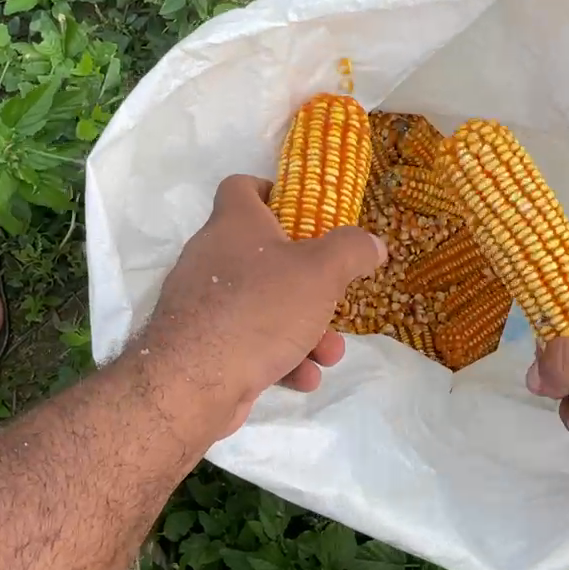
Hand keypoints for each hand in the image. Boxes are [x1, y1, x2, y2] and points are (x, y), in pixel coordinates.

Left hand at [135, 174, 385, 441]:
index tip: (305, 214)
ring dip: (303, 330)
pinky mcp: (201, 345)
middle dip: (310, 285)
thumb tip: (373, 244)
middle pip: (265, 256)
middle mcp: (212, 257)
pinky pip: (248, 342)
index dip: (273, 193)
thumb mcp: (322, 272)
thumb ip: (351, 251)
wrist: (195, 382)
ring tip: (328, 355)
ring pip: (263, 306)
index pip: (242, 187)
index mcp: (235, 224)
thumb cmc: (261, 308)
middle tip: (334, 301)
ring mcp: (203, 303)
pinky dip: (279, 358)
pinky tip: (302, 377)